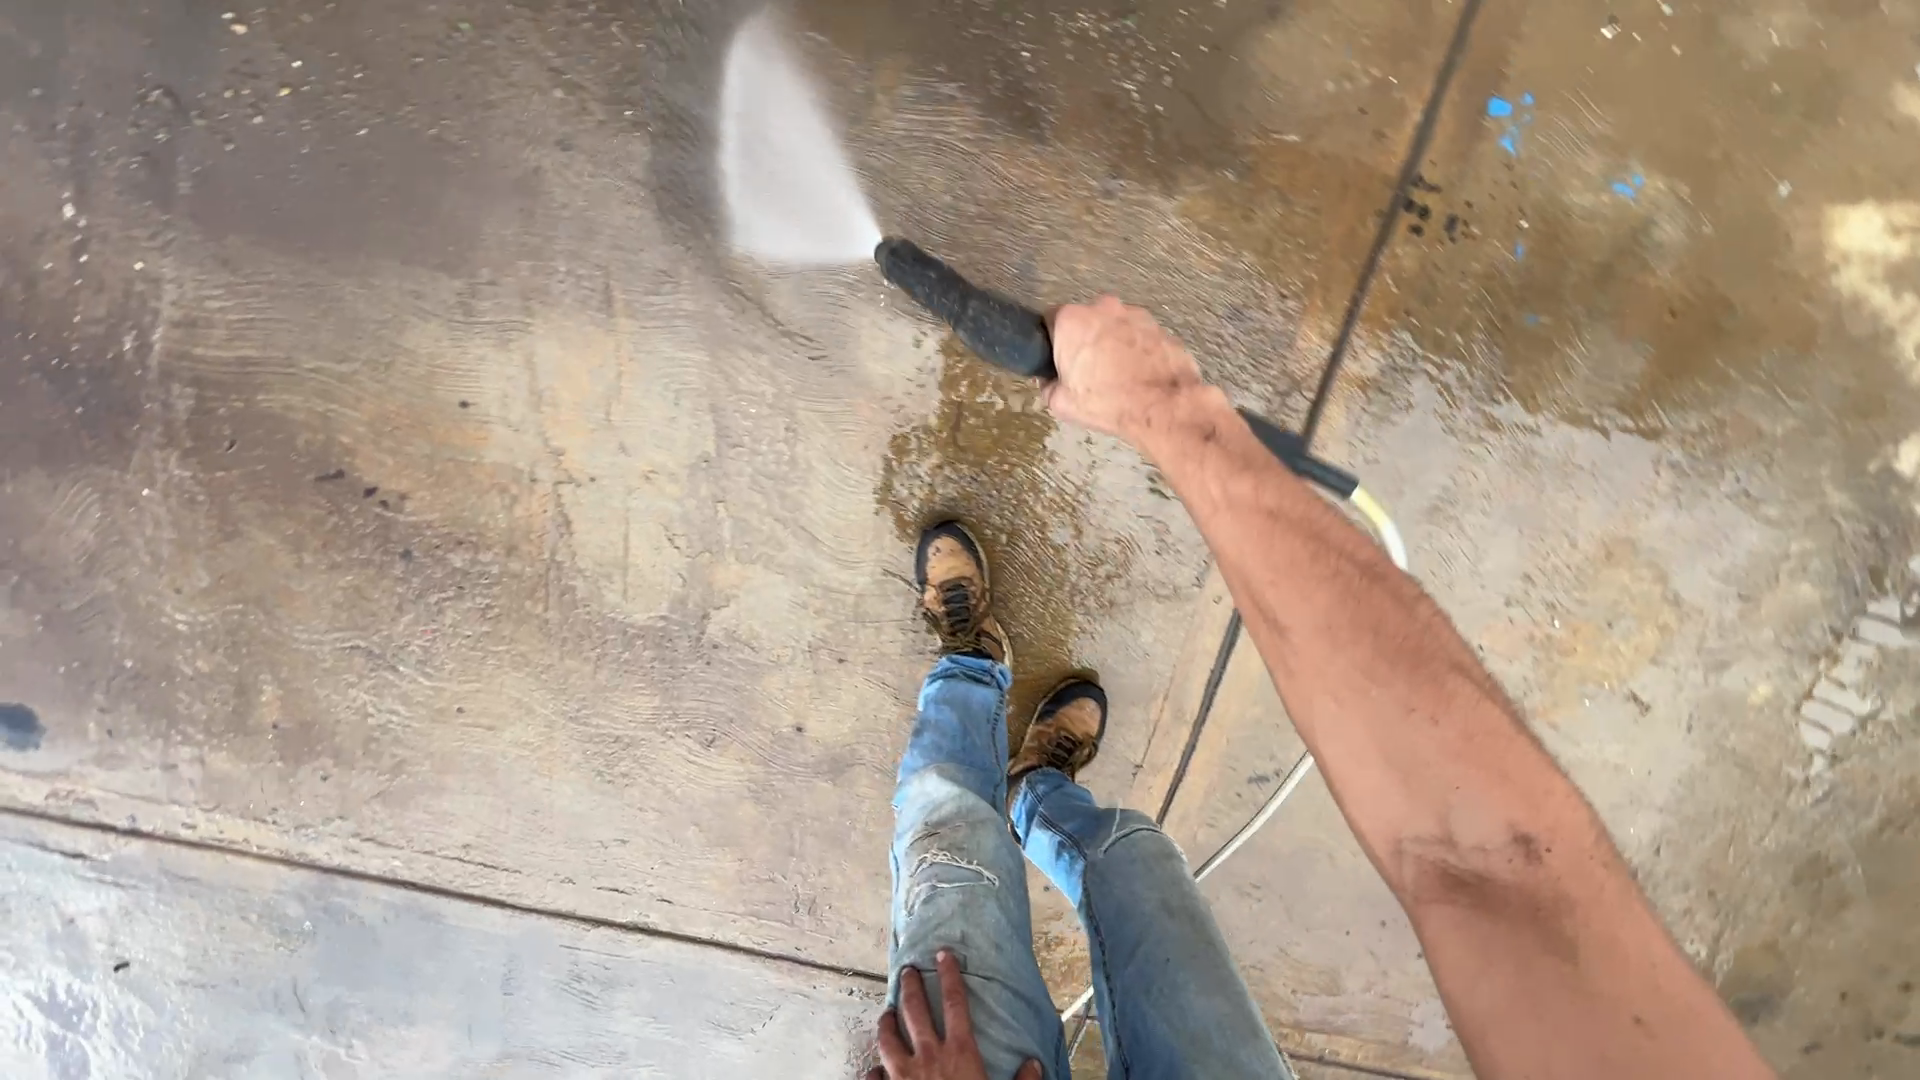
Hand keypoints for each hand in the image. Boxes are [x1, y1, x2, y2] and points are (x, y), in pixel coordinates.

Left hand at [866, 950, 1043, 1079]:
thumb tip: (1035, 1063)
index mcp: (960, 1053)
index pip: (955, 1002)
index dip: (949, 975)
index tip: (943, 954)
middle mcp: (929, 1057)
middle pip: (915, 1010)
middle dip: (910, 986)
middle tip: (907, 971)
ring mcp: (904, 1077)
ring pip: (888, 1039)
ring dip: (886, 1023)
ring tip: (886, 1013)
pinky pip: (874, 1078)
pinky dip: (873, 1072)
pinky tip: (874, 1069)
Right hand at [1045, 296, 1211, 443]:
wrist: (1161, 407)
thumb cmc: (1110, 402)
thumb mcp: (1061, 404)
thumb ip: (1048, 387)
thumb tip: (1050, 383)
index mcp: (1071, 321)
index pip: (1050, 320)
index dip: (1053, 342)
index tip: (1057, 359)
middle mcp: (1102, 308)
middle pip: (1084, 321)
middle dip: (1083, 342)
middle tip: (1086, 372)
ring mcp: (1134, 314)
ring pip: (1113, 327)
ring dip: (1111, 345)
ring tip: (1115, 377)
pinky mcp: (1158, 326)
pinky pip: (1138, 336)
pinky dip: (1135, 351)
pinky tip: (1136, 375)